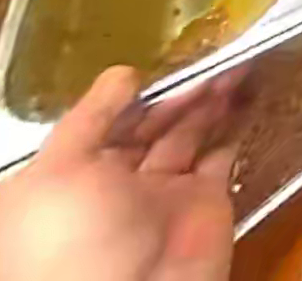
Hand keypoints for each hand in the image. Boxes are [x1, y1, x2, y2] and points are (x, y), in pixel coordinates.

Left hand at [0, 67, 242, 280]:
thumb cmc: (70, 247)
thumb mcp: (52, 177)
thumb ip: (85, 120)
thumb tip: (121, 75)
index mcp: (55, 192)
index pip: (89, 130)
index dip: (119, 97)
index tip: (150, 63)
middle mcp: (105, 192)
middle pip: (144, 126)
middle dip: (175, 90)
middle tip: (206, 55)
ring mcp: (158, 196)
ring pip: (186, 131)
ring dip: (210, 95)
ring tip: (235, 60)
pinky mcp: (204, 197)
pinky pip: (223, 149)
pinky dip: (237, 119)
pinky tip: (249, 91)